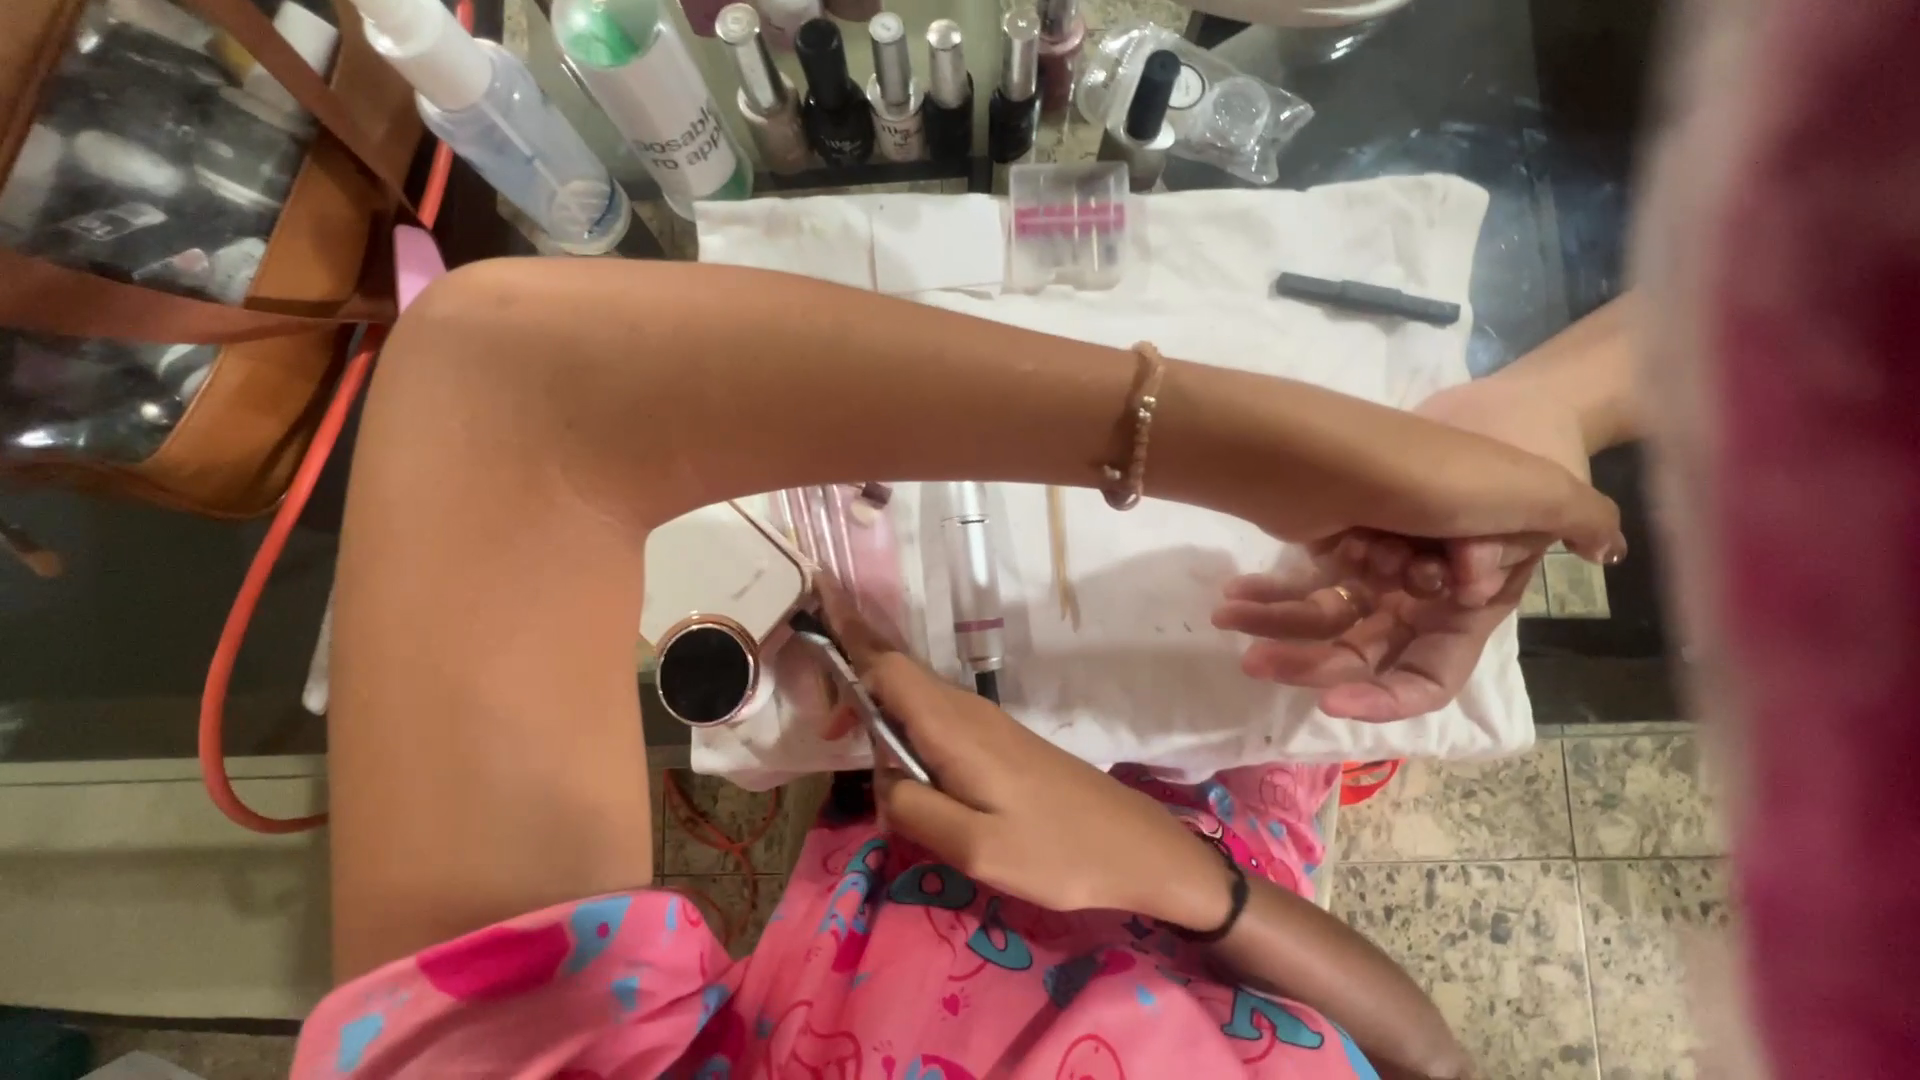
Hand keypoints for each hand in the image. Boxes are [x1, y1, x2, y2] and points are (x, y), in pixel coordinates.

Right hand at [818, 584, 1231, 928]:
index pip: (888, 667)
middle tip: (818, 718)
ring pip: (914, 697)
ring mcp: (985, 724)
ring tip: (841, 730)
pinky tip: (896, 759)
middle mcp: (966, 711)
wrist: (1135, 846)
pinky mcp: (998, 742)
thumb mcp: (978, 848)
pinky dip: (903, 726)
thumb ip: (915, 810)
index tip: (806, 654)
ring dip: (875, 707)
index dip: (845, 652)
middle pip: (896, 674)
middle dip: (851, 680)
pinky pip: (935, 719)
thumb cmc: (1058, 851)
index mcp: (955, 727)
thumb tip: (882, 782)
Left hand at [1213, 376, 1606, 720]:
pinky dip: (1271, 590)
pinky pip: (1305, 582)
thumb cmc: (1506, 446)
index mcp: (1466, 607)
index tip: (1335, 700)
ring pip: (1323, 620)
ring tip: (1228, 615)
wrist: (1473, 401)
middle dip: (1309, 662)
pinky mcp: (1344, 546)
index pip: (1429, 674)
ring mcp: (1378, 574)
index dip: (1388, 698)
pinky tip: (1236, 591)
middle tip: (1255, 662)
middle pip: (1360, 653)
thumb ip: (1573, 523)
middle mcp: (1419, 600)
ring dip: (1276, 625)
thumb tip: (1598, 553)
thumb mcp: (1542, 488)